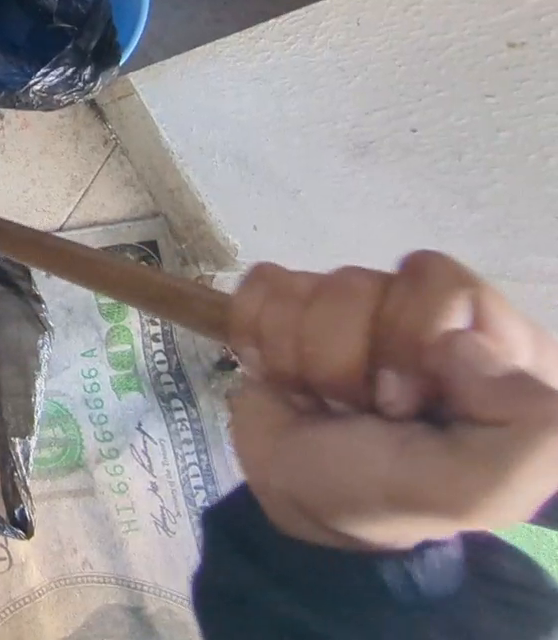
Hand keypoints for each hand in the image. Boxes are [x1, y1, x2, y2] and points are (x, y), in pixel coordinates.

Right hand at [228, 251, 557, 550]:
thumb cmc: (394, 495)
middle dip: (340, 358)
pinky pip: (255, 288)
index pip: (439, 281)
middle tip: (358, 407)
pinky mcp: (279, 308)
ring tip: (318, 400)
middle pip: (354, 282)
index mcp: (487, 342)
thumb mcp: (484, 487)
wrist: (303, 501)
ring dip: (295, 358)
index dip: (407, 334)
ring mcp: (342, 309)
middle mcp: (415, 313)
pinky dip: (254, 338)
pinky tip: (280, 377)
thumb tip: (459, 343)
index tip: (405, 401)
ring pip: (298, 288)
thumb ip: (527, 424)